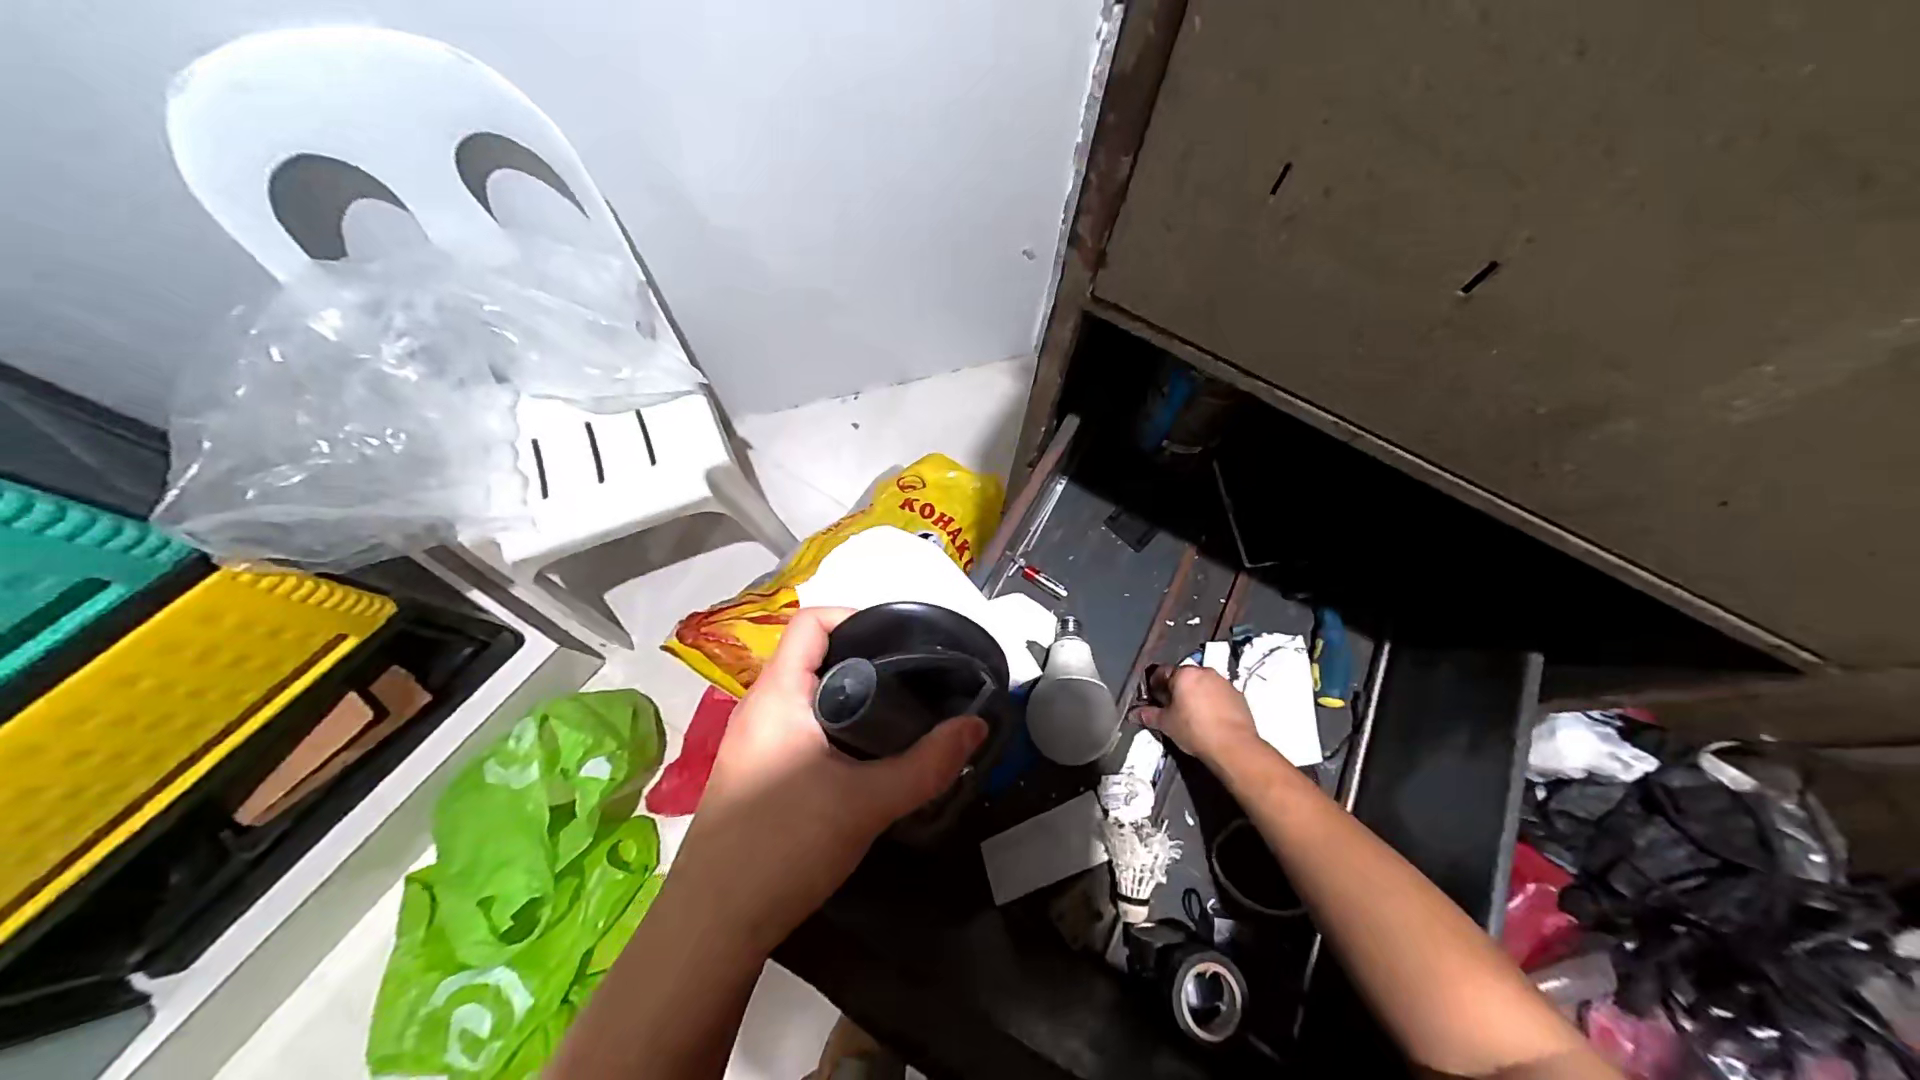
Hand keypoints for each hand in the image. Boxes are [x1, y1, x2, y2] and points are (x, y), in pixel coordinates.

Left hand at [664, 607, 986, 955]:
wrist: (712, 925)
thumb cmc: (783, 845)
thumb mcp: (866, 803)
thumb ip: (926, 764)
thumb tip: (976, 725)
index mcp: (777, 694)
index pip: (812, 622)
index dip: (858, 618)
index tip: (903, 641)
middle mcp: (760, 708)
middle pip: (815, 657)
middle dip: (867, 661)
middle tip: (916, 680)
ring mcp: (754, 743)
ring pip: (810, 697)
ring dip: (853, 698)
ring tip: (900, 715)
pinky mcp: (757, 774)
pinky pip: (802, 729)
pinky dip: (837, 728)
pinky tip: (866, 758)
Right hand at [1136, 665, 1263, 765]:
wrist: (1234, 746)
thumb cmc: (1194, 730)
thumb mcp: (1166, 724)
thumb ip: (1148, 715)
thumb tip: (1134, 713)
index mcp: (1184, 674)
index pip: (1162, 672)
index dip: (1154, 686)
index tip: (1153, 699)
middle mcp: (1205, 672)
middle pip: (1184, 677)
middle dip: (1176, 690)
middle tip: (1171, 708)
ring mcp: (1224, 683)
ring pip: (1203, 685)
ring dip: (1195, 695)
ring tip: (1191, 715)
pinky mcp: (1238, 696)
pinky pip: (1219, 695)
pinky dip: (1212, 702)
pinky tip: (1209, 719)